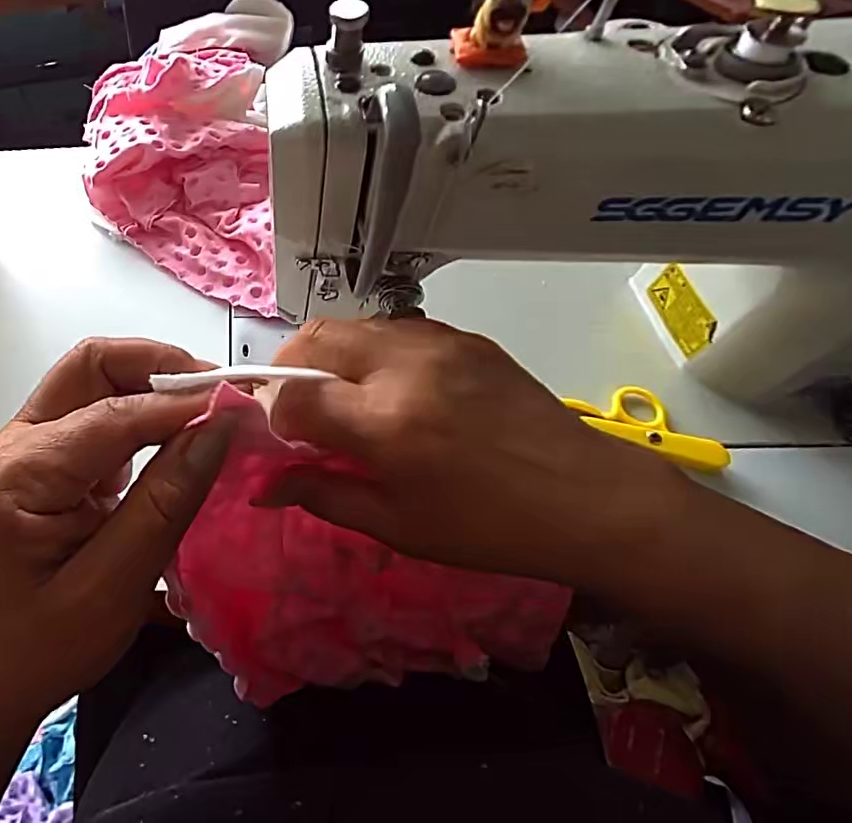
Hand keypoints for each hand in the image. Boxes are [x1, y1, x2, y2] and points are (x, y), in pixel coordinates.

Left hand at [0, 338, 234, 729]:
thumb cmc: (35, 653)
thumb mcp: (110, 590)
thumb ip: (165, 503)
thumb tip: (216, 430)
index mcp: (18, 475)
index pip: (114, 413)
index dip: (183, 403)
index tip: (242, 405)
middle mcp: (15, 445)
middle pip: (92, 365)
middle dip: (161, 365)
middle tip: (220, 392)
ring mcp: (25, 449)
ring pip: (95, 380)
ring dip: (153, 383)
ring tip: (207, 409)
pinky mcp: (43, 461)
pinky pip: (97, 412)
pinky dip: (142, 412)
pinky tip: (175, 435)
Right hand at [262, 317, 682, 585]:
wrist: (588, 497)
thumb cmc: (489, 526)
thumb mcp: (398, 526)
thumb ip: (323, 494)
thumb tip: (263, 488)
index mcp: (385, 422)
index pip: (292, 393)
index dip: (272, 411)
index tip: (281, 434)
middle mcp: (404, 365)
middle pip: (313, 337)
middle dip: (287, 366)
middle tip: (297, 404)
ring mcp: (436, 341)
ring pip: (351, 324)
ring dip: (327, 354)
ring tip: (341, 393)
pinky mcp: (462, 334)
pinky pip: (393, 327)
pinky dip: (370, 349)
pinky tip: (388, 383)